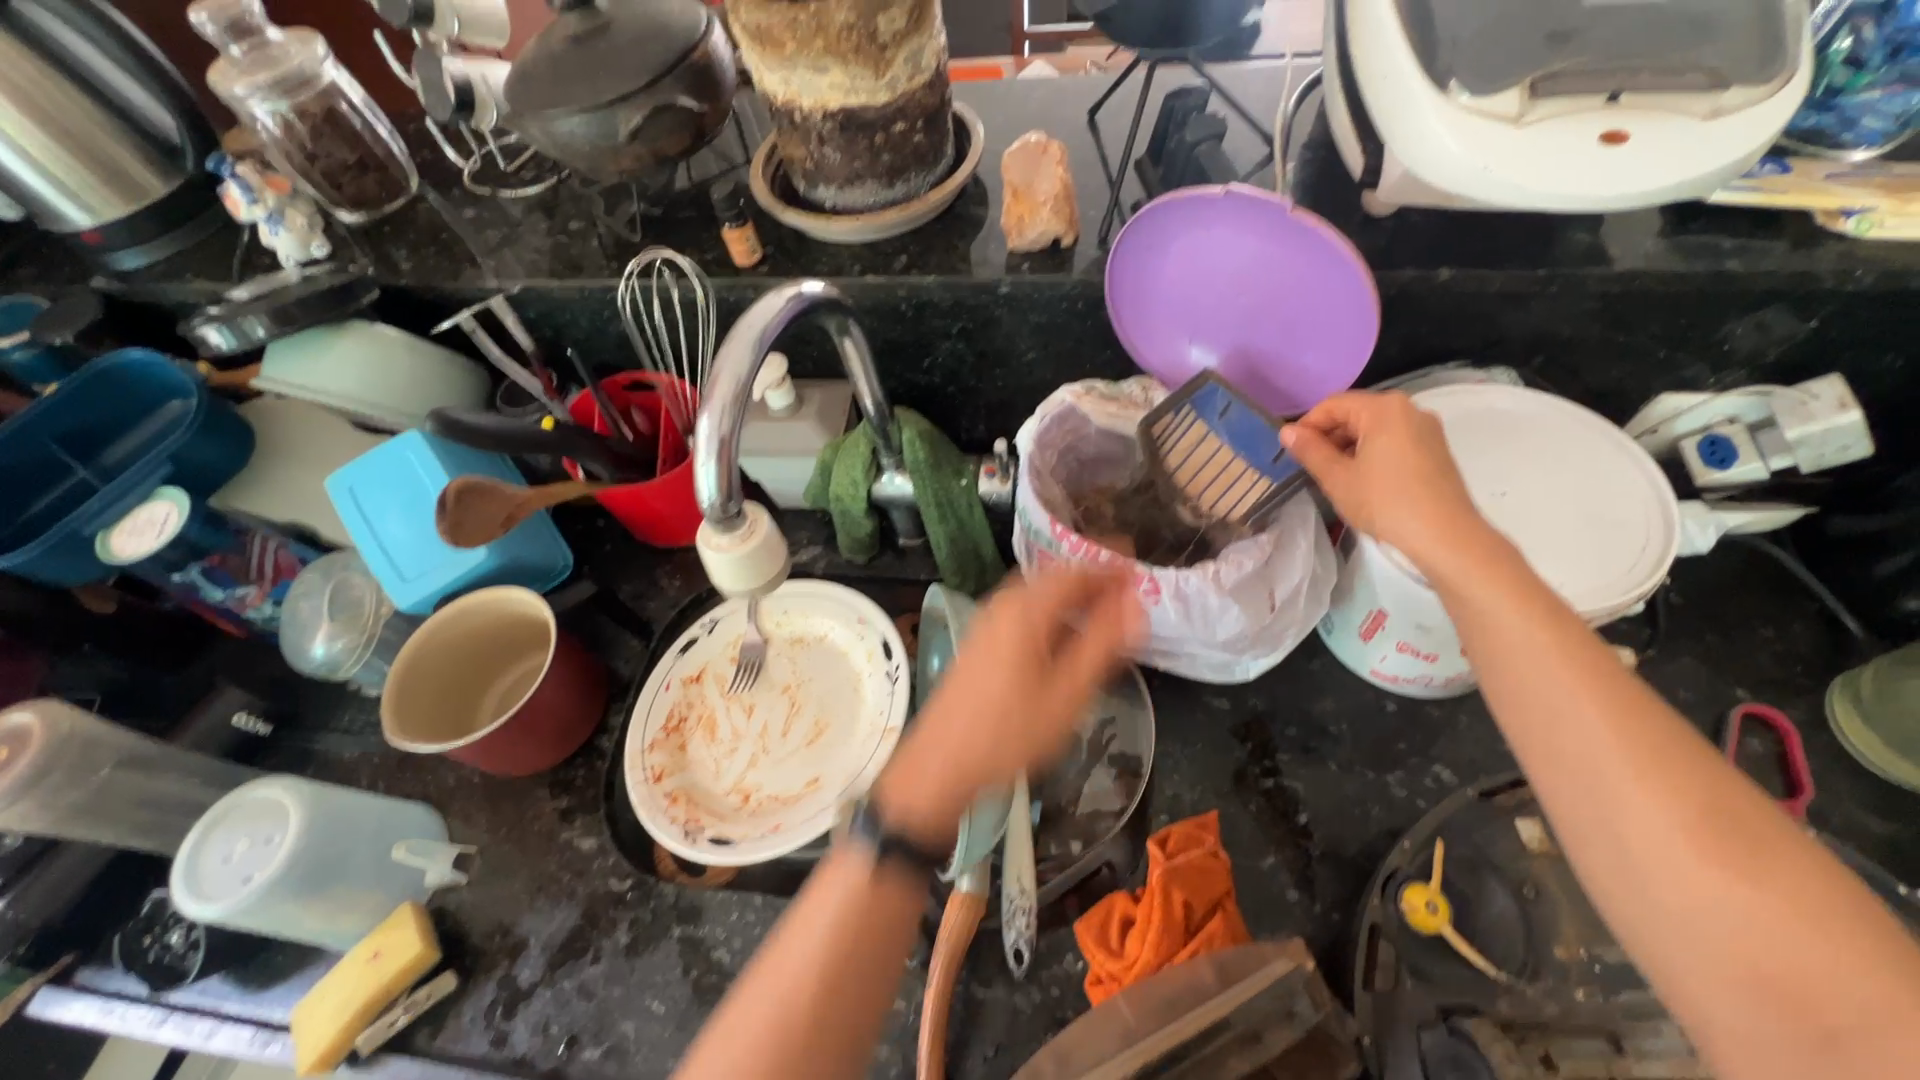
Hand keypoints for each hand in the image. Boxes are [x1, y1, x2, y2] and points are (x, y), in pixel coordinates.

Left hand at [873, 568, 1144, 848]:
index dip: (1111, 566)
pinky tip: (1067, 640)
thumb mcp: (1068, 693)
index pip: (1076, 568)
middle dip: (1094, 580)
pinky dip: (1053, 615)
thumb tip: (1136, 606)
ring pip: (1039, 596)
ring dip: (1074, 598)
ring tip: (1106, 615)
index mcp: (1026, 608)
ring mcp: (987, 622)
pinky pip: (1025, 613)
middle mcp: (1003, 604)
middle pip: (1056, 577)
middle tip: (1129, 593)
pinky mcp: (981, 642)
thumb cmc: (1009, 733)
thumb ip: (1104, 645)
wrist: (940, 765)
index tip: (1140, 571)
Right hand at [1281, 391, 1490, 571]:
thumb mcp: (1337, 478)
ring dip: (1349, 445)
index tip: (1291, 449)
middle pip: (1357, 413)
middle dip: (1329, 435)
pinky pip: (1394, 439)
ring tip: (1334, 475)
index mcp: (1384, 409)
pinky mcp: (1436, 448)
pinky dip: (1372, 452)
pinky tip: (1363, 479)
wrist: (1444, 535)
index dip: (1307, 424)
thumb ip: (1310, 450)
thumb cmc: (1385, 503)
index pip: (1333, 404)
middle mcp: (1409, 409)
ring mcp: (1427, 428)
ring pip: (1376, 428)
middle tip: (1310, 464)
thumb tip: (1287, 432)